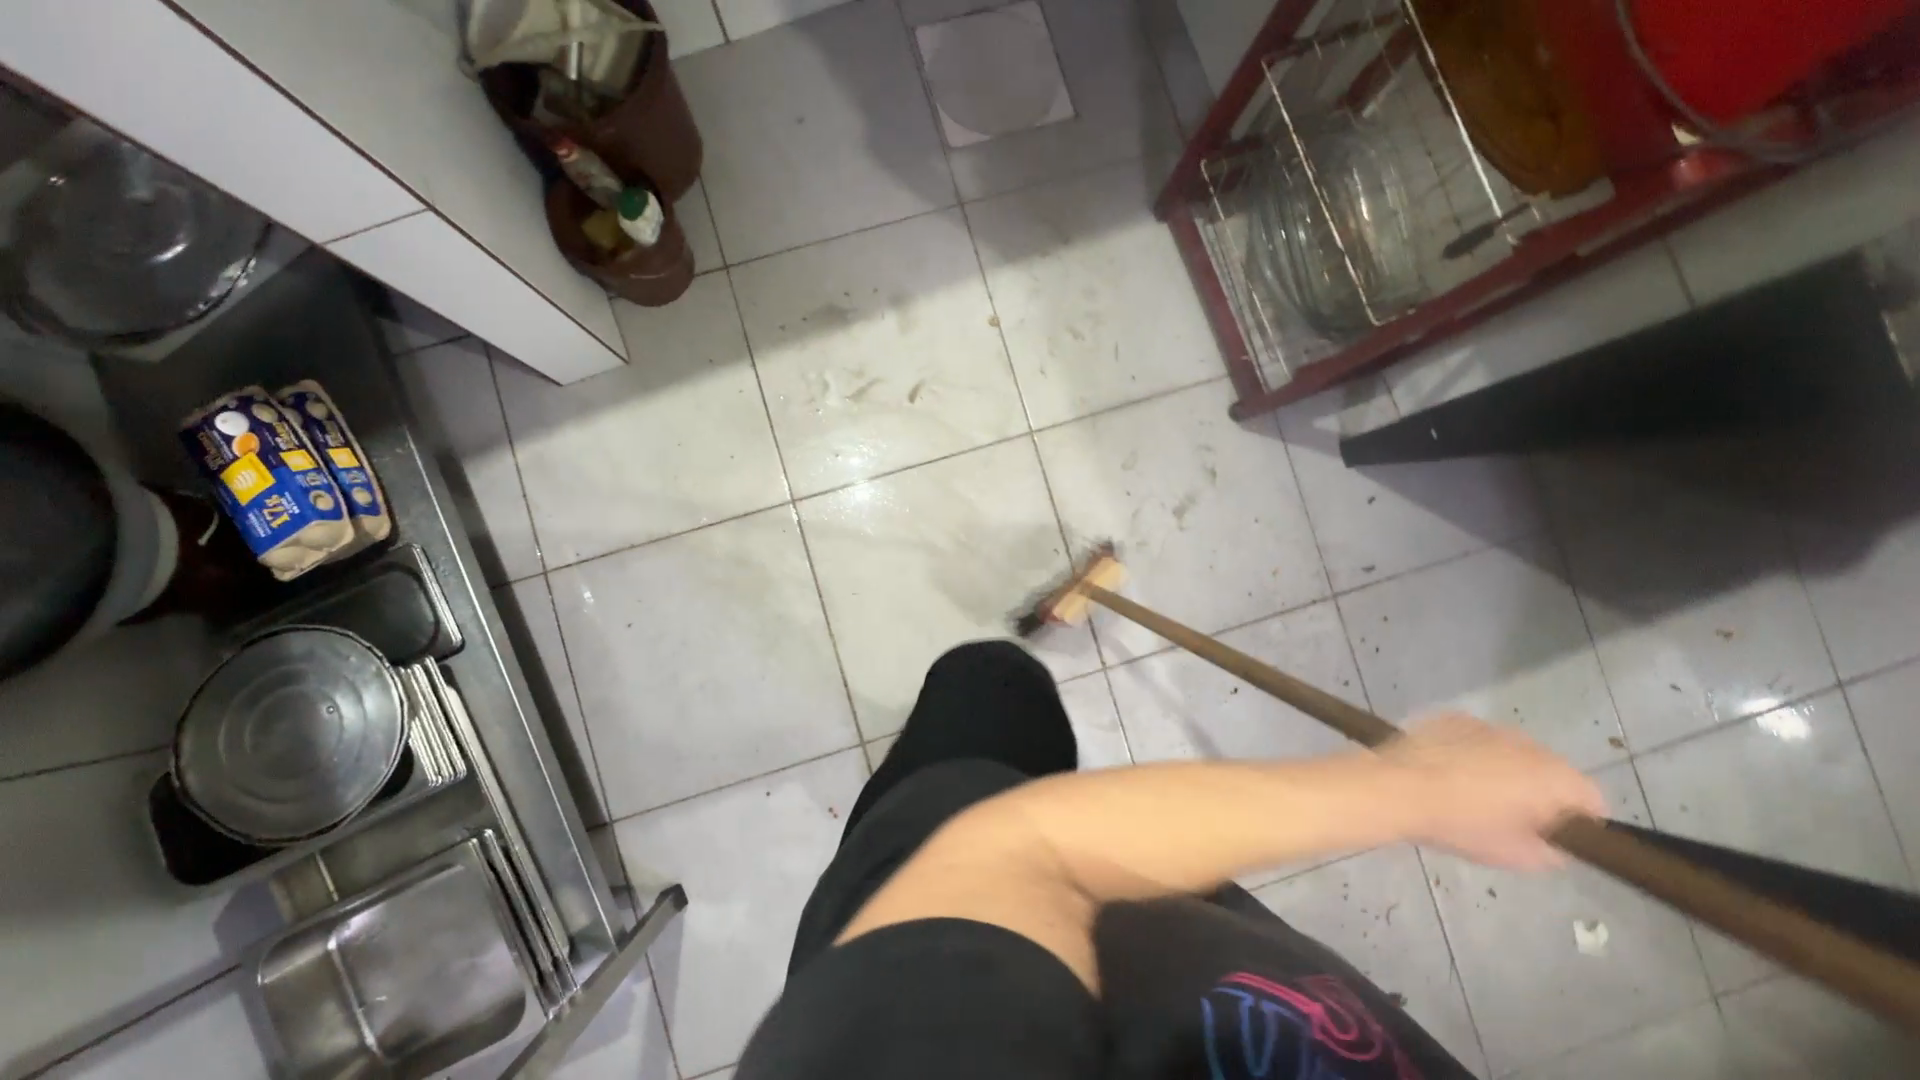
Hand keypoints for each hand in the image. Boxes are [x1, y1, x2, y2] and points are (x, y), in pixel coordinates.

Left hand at [1378, 711, 1607, 870]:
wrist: (1397, 787)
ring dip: (1506, 770)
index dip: (1581, 821)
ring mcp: (1488, 725)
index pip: (1592, 798)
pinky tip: (1448, 772)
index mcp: (1554, 776)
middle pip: (1552, 771)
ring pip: (1513, 752)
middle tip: (1513, 818)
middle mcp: (1528, 743)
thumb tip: (1556, 846)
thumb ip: (1551, 853)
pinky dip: (1472, 753)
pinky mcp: (1452, 718)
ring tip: (1473, 794)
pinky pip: (1477, 739)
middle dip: (1541, 793)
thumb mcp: (1516, 855)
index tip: (1559, 836)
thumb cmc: (1461, 824)